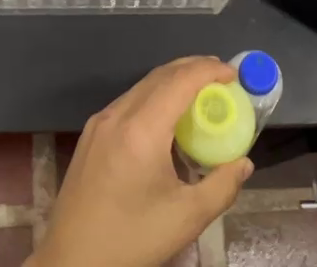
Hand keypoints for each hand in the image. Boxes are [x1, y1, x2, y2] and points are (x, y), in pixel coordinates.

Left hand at [30, 56, 253, 266]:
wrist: (72, 259)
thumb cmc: (132, 238)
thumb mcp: (186, 218)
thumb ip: (221, 187)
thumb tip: (244, 164)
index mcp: (140, 130)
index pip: (178, 82)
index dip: (208, 71)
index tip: (233, 73)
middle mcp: (117, 115)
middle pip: (159, 76)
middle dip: (192, 68)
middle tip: (222, 75)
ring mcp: (99, 123)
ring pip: (141, 87)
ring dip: (172, 81)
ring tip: (200, 92)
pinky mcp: (90, 135)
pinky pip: (128, 103)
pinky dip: (153, 97)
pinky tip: (167, 116)